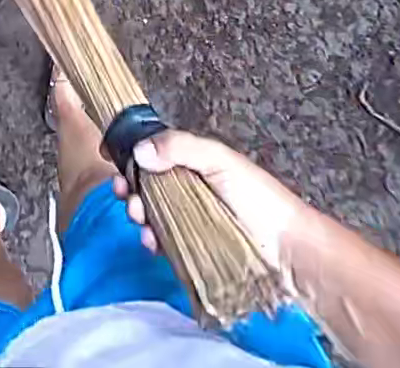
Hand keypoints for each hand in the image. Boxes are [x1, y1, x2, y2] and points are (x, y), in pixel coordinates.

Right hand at [112, 130, 313, 268]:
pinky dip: (150, 239)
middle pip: (145, 183)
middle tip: (124, 192)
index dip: (131, 156)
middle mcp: (186, 188)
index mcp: (192, 161)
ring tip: (140, 216)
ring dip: (137, 212)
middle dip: (129, 186)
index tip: (112, 159)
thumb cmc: (257, 197)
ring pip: (149, 212)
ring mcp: (186, 220)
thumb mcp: (219, 159)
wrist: (287, 251)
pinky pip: (160, 242)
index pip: (152, 153)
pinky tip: (152, 240)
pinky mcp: (188, 249)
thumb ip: (180, 147)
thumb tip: (140, 150)